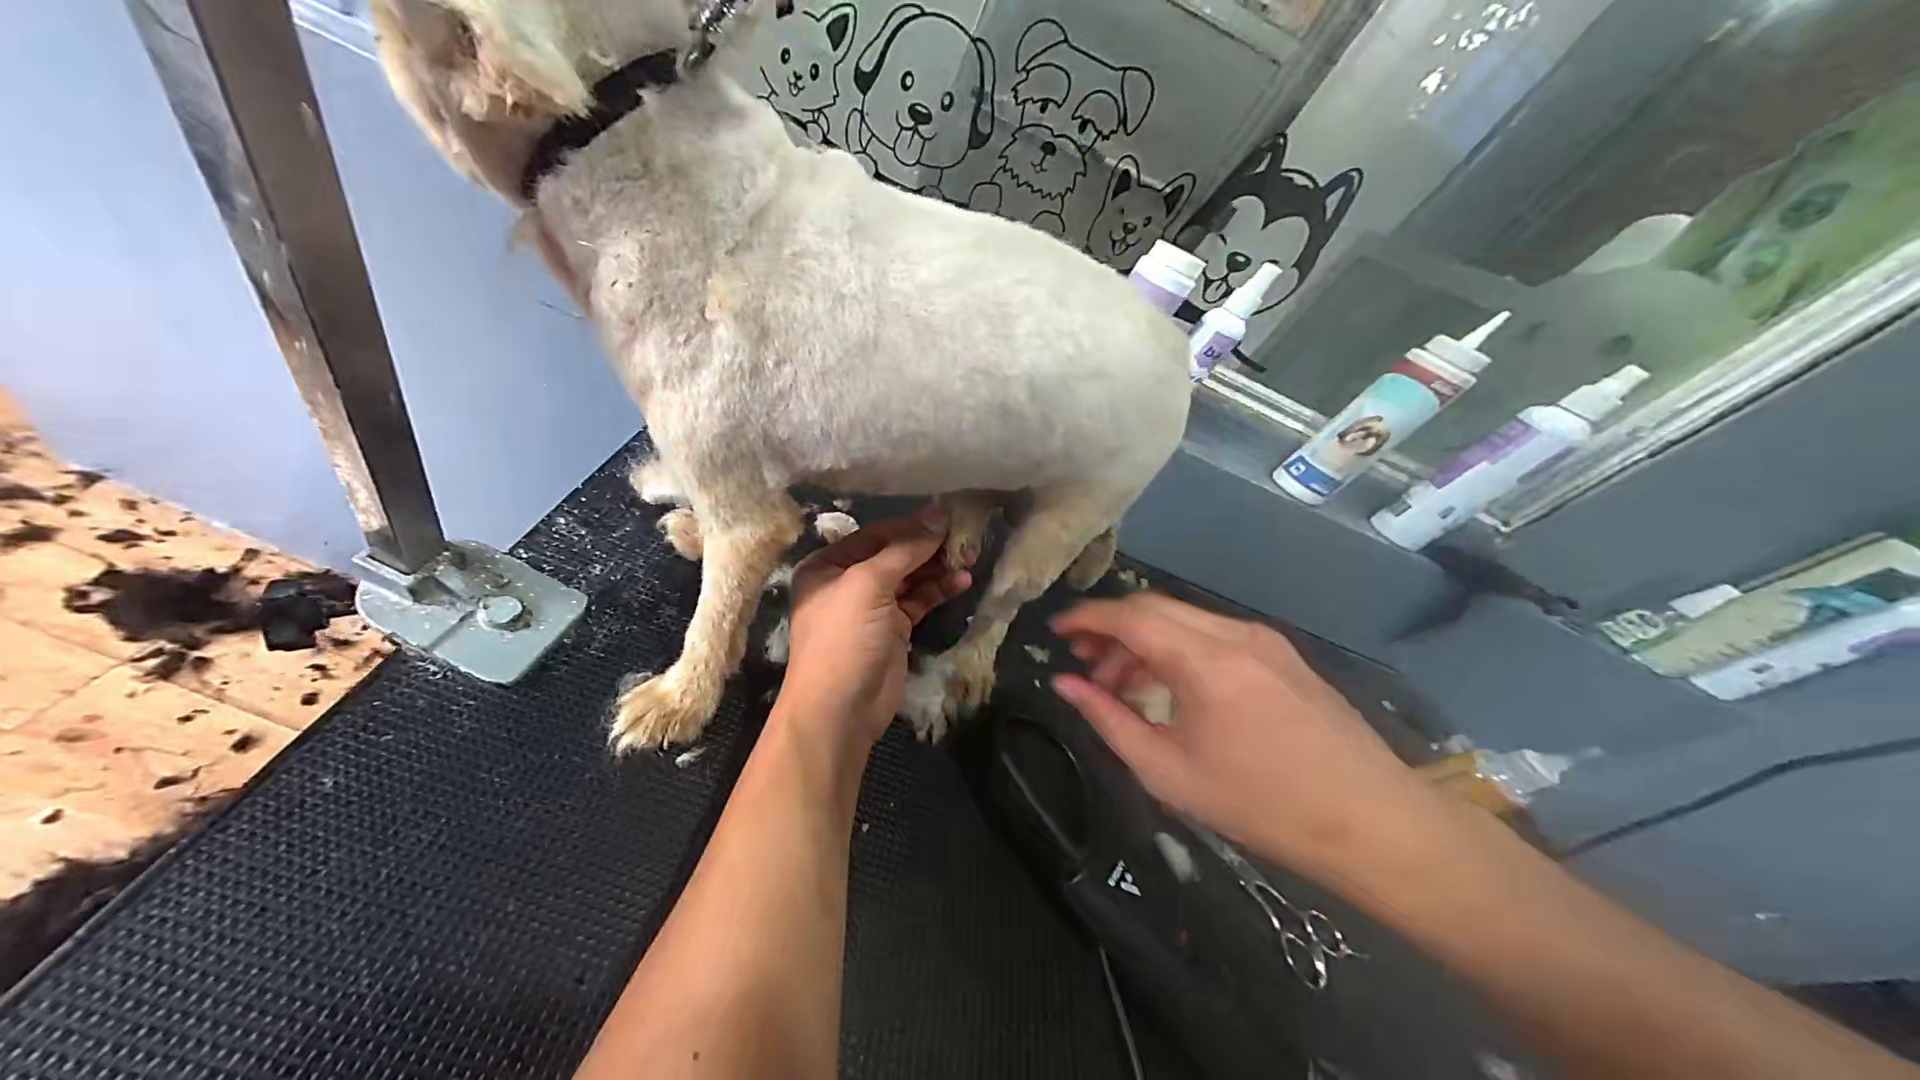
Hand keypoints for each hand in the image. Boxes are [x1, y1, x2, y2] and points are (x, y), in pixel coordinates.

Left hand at [778, 507, 971, 750]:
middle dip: (929, 547)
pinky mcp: (893, 630)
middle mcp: (848, 582)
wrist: (840, 709)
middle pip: (895, 554)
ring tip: (970, 556)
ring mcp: (872, 607)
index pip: (876, 535)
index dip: (911, 526)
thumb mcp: (869, 584)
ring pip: (910, 578)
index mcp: (829, 564)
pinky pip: (918, 601)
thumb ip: (905, 549)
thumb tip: (938, 513)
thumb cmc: (844, 637)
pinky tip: (963, 581)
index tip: (949, 516)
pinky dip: (939, 590)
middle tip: (966, 537)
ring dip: (938, 567)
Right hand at [1050, 594, 1444, 885]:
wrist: (1372, 822)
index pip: (1131, 616)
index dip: (1086, 619)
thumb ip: (1108, 720)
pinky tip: (1167, 685)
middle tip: (1083, 664)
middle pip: (1155, 607)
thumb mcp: (1168, 772)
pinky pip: (1212, 635)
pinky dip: (1177, 648)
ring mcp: (1263, 640)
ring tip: (1119, 684)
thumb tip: (1066, 686)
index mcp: (1207, 660)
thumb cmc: (1261, 804)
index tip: (1056, 632)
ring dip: (1144, 640)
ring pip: (1184, 619)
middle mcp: (1235, 634)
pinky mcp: (1280, 653)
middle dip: (1111, 629)